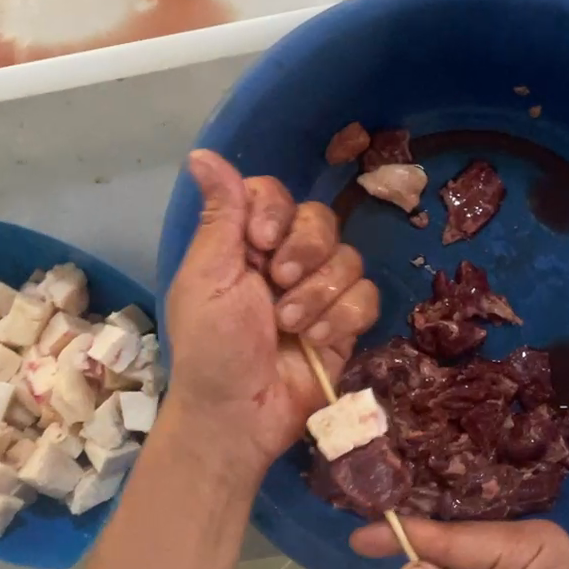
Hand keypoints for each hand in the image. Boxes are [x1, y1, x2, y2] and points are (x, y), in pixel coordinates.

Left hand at [160, 150, 380, 471]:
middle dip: (306, 253)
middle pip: (321, 220)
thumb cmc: (212, 348)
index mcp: (245, 244)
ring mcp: (319, 291)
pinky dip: (344, 317)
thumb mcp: (207, 278)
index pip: (275, 195)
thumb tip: (202, 153)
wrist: (240, 416)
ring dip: (319, 295)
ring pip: (348, 259)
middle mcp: (285, 260)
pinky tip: (318, 340)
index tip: (262, 243)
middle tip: (279, 286)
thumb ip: (220, 216)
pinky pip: (366, 296)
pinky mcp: (345, 322)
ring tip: (291, 327)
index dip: (278, 213)